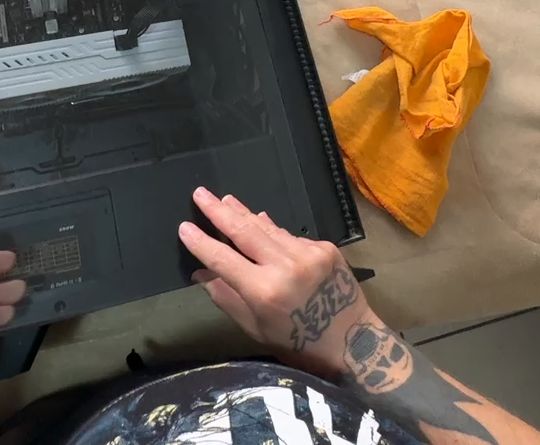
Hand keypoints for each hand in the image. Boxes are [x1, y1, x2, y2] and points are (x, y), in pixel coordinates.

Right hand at [178, 186, 378, 377]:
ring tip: (225, 199)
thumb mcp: (257, 330)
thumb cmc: (299, 345)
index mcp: (265, 292)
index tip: (184, 227)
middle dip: (218, 211)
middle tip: (200, 193)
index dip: (201, 242)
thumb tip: (201, 272)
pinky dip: (272, 229)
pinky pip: (289, 235)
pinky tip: (261, 220)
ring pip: (267, 226)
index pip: (223, 259)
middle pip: (244, 230)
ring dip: (243, 212)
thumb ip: (228, 298)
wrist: (355, 343)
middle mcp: (285, 266)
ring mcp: (307, 253)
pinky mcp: (324, 247)